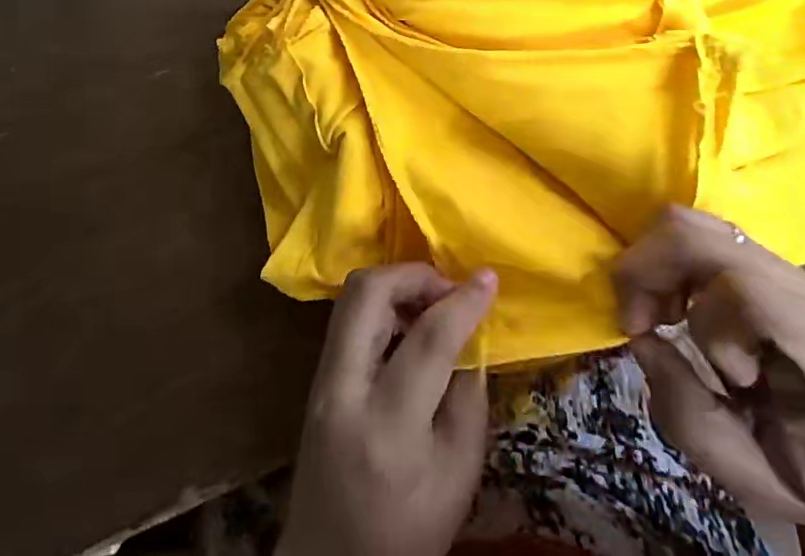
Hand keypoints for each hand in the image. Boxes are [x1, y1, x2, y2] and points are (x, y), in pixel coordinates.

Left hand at [276, 264, 496, 555]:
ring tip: (433, 309)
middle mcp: (343, 391)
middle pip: (367, 293)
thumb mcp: (459, 472)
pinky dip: (382, 308)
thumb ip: (468, 395)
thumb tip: (469, 334)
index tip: (489, 278)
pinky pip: (348, 319)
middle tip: (450, 291)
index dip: (463, 300)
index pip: (427, 338)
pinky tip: (408, 329)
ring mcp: (320, 383)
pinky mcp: (315, 381)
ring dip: (397, 288)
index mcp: (388, 425)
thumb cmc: (406, 532)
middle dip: (415, 275)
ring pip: (352, 298)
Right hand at [613, 208, 804, 554]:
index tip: (675, 357)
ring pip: (702, 227)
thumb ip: (692, 419)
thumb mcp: (755, 483)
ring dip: (658, 262)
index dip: (697, 315)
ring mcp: (798, 276)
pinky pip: (710, 240)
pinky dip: (674, 263)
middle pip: (711, 238)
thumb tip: (644, 341)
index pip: (750, 291)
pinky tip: (678, 307)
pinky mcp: (778, 270)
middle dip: (650, 269)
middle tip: (637, 323)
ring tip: (655, 316)